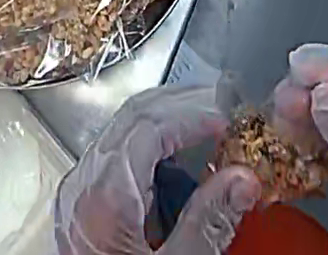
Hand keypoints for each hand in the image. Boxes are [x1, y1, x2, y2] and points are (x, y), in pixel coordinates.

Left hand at [55, 84, 260, 254]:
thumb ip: (208, 224)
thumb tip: (246, 176)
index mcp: (104, 194)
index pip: (150, 124)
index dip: (192, 112)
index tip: (229, 116)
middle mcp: (85, 181)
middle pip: (135, 115)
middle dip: (183, 104)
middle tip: (224, 108)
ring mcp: (81, 188)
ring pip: (126, 126)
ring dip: (169, 117)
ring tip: (209, 124)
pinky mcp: (85, 200)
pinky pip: (120, 147)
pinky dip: (154, 138)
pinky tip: (180, 151)